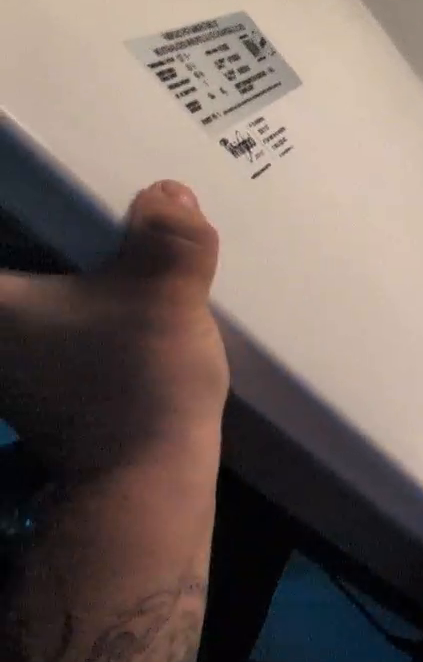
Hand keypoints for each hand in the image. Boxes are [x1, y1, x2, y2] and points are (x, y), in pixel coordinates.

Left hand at [0, 181, 227, 479]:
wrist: (143, 471)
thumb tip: (167, 191)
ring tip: (124, 251)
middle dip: (49, 237)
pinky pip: (45, 320)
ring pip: (32, 292)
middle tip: (110, 216)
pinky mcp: (27, 376)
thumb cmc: (134, 379)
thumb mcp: (164, 299)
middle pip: (13, 255)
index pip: (2, 218)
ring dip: (68, 269)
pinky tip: (120, 300)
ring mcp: (0, 356)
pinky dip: (76, 304)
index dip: (24, 199)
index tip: (59, 190)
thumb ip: (167, 242)